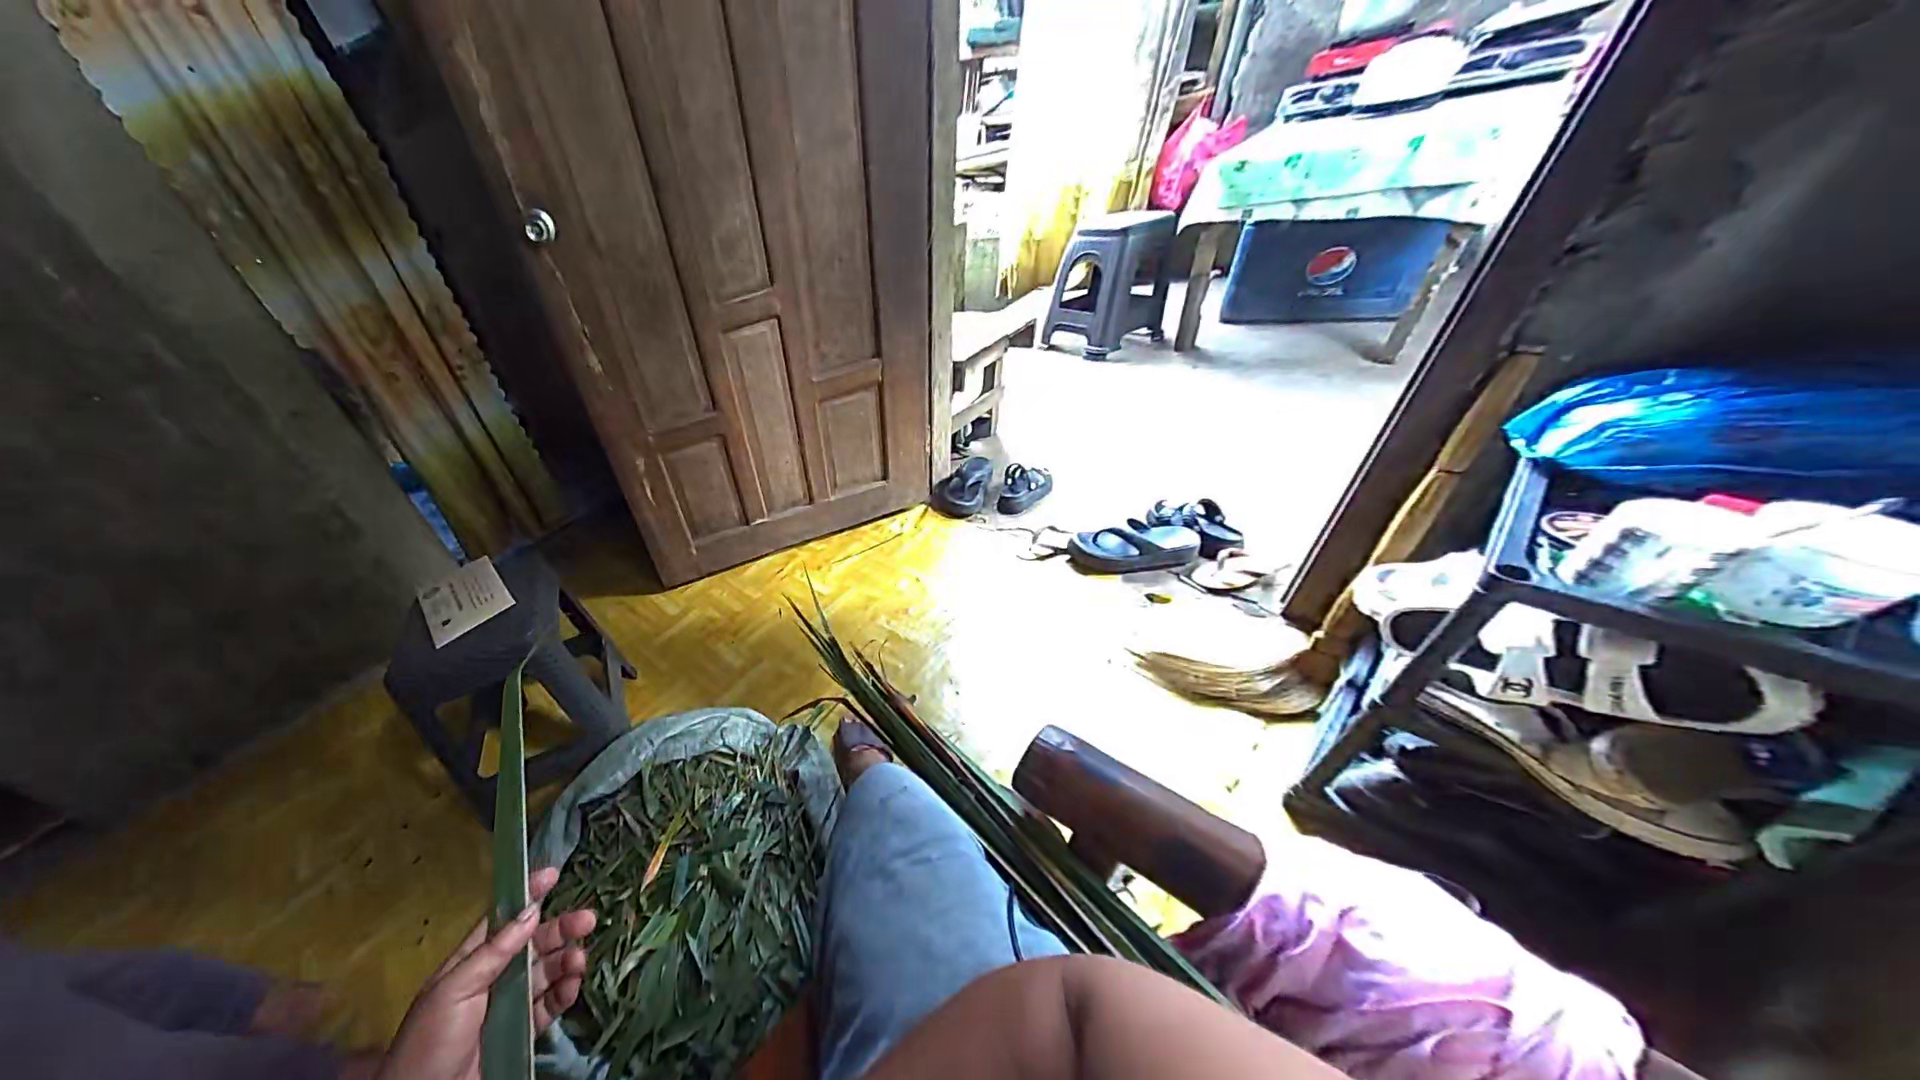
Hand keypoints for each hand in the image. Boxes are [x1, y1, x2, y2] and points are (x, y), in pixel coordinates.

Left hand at [376, 867, 595, 1079]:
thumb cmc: (430, 1040)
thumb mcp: (454, 991)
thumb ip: (495, 951)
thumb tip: (532, 909)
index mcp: (471, 962)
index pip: (504, 920)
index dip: (528, 895)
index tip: (554, 873)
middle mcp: (493, 977)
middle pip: (535, 943)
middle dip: (561, 929)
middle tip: (588, 920)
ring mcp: (508, 1004)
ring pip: (547, 971)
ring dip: (567, 961)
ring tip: (578, 962)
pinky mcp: (521, 1030)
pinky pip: (550, 1004)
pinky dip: (565, 993)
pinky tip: (572, 987)